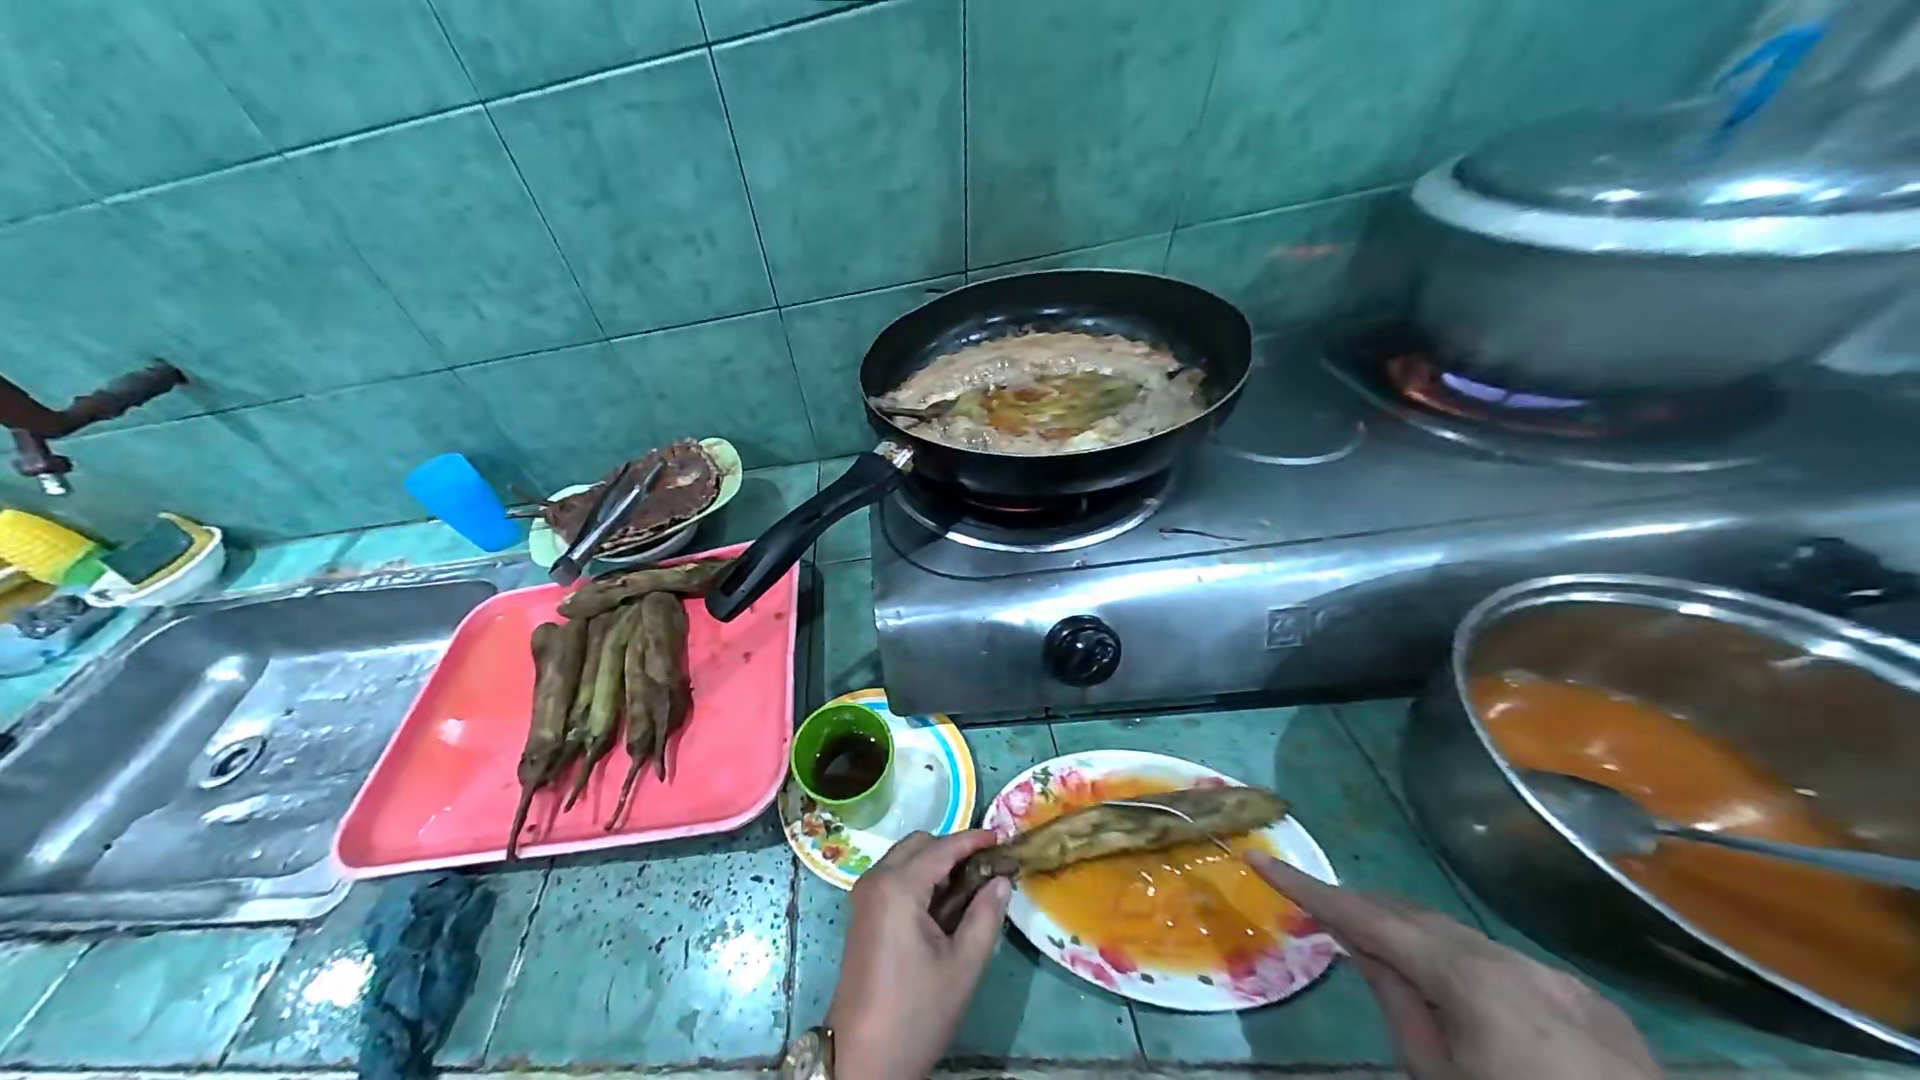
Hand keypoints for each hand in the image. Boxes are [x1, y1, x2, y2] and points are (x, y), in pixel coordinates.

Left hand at [827, 830, 1010, 1079]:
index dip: (974, 840)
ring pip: (906, 858)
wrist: (862, 1061)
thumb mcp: (963, 966)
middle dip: (953, 850)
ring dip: (936, 863)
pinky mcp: (862, 912)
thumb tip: (1002, 880)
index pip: (942, 847)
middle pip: (920, 844)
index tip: (1003, 839)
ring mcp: (864, 895)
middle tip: (987, 871)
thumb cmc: (916, 1013)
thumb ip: (986, 914)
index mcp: (898, 887)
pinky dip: (920, 878)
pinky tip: (943, 905)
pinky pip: (894, 876)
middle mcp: (876, 879)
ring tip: (969, 889)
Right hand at [1245, 851, 1659, 1079]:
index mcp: (1468, 976)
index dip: (1309, 890)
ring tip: (1388, 963)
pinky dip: (1468, 969)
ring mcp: (1558, 980)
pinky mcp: (1594, 1006)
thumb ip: (1396, 1001)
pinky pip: (1510, 969)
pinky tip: (1468, 1006)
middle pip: (1416, 918)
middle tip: (1320, 915)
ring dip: (1417, 942)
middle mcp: (1512, 960)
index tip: (1263, 862)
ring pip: (1464, 940)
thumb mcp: (1437, 1077)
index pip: (1366, 918)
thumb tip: (1363, 947)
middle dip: (1365, 912)